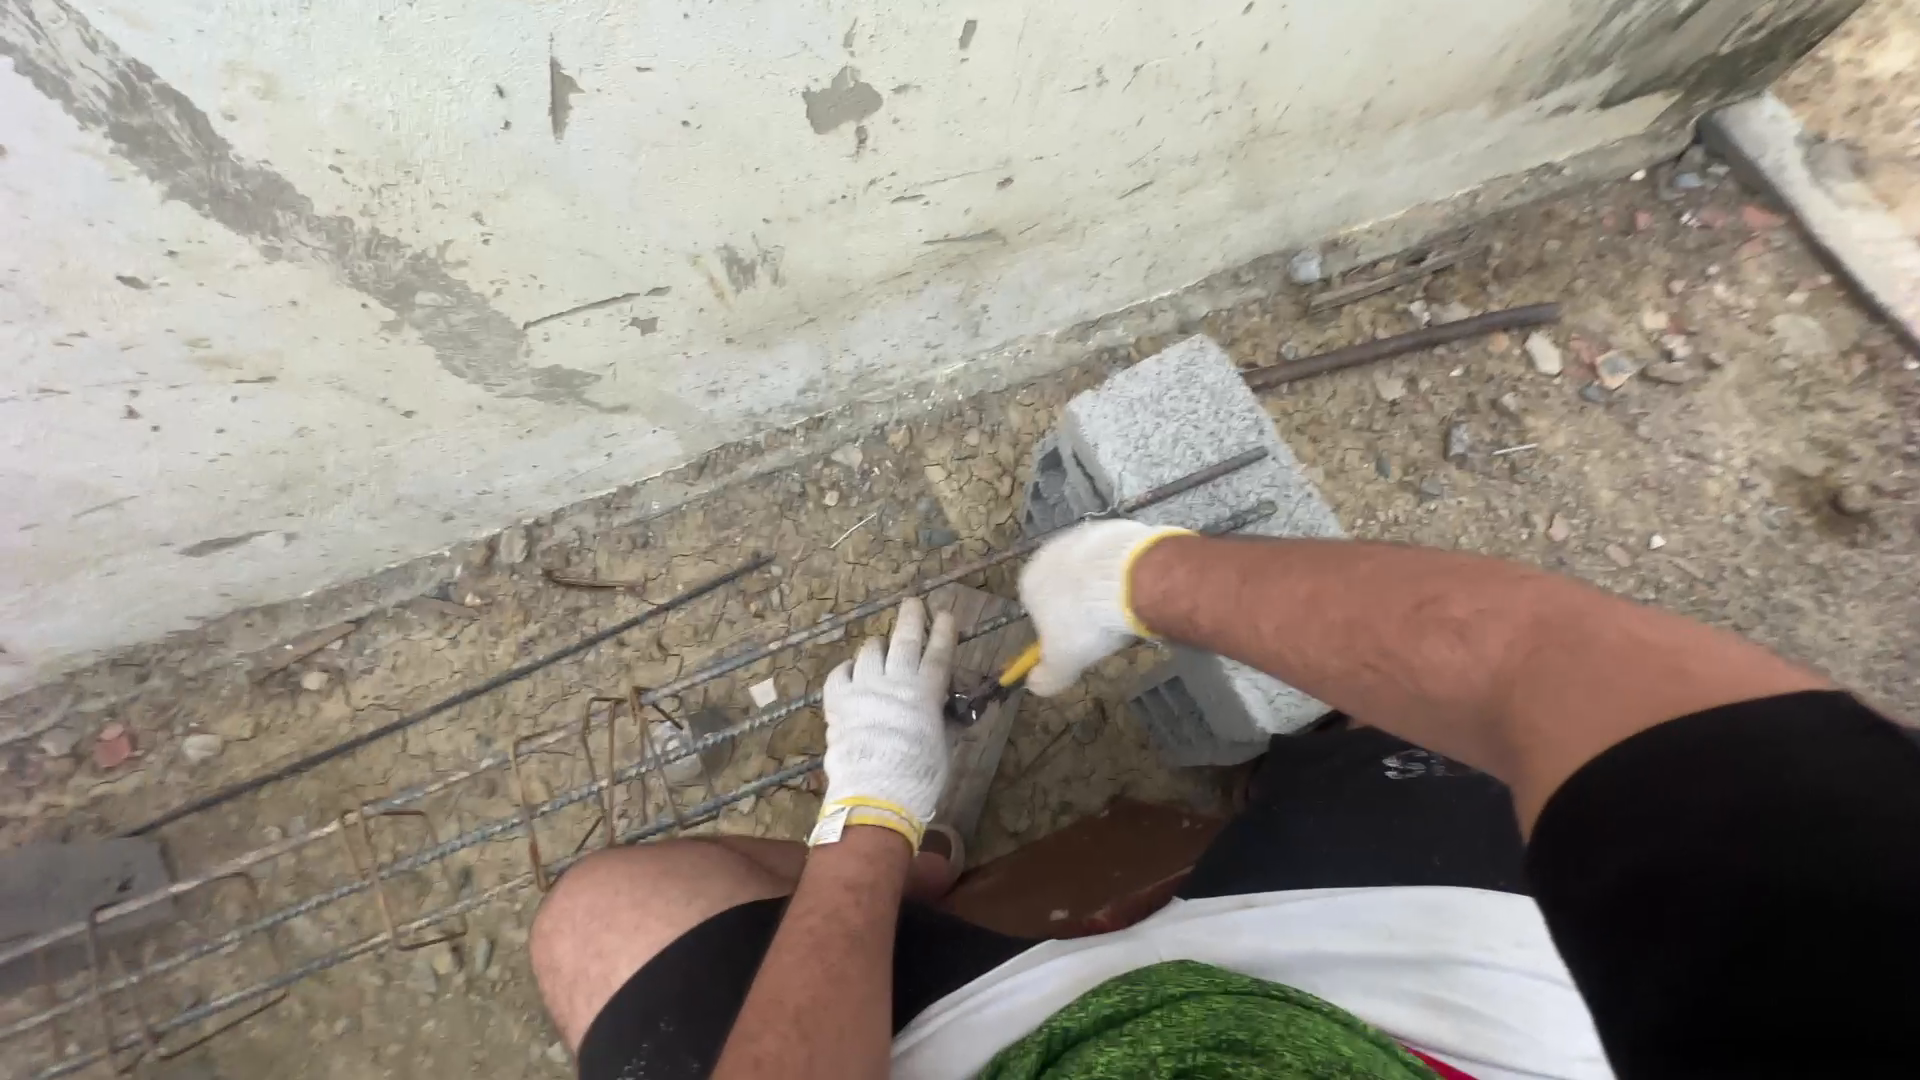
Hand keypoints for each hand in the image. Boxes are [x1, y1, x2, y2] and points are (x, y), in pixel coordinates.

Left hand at [819, 597, 957, 843]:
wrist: (877, 791)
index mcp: (926, 693)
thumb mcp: (942, 745)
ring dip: (877, 646)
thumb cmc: (918, 773)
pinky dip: (848, 669)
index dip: (943, 632)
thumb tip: (948, 712)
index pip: (938, 654)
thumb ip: (943, 721)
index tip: (946, 615)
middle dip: (911, 618)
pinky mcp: (839, 700)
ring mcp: (864, 688)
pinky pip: (841, 673)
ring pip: (870, 651)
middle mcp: (896, 682)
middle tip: (912, 603)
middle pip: (904, 640)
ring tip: (880, 647)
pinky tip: (852, 672)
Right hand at [1016, 520, 1190, 695]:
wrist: (1127, 580)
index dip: (1059, 627)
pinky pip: (1113, 556)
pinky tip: (1137, 587)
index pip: (1038, 609)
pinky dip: (1122, 570)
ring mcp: (1080, 536)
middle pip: (1064, 586)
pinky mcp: (1111, 528)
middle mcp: (1048, 554)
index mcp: (1029, 582)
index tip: (1080, 642)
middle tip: (1106, 628)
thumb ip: (1046, 677)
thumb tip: (1032, 686)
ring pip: (1089, 570)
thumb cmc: (1085, 623)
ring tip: (1125, 608)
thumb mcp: (1063, 662)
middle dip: (1082, 606)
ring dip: (1102, 587)